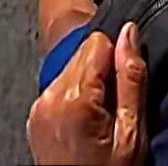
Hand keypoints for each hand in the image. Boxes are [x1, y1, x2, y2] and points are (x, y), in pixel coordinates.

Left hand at [26, 23, 146, 165]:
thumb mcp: (133, 136)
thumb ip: (131, 79)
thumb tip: (130, 30)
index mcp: (74, 96)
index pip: (96, 42)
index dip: (116, 60)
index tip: (125, 86)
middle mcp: (50, 94)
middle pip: (81, 53)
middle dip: (102, 73)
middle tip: (115, 110)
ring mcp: (39, 105)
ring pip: (70, 68)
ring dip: (87, 85)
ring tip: (100, 121)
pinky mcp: (35, 115)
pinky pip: (57, 88)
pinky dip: (73, 97)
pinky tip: (85, 126)